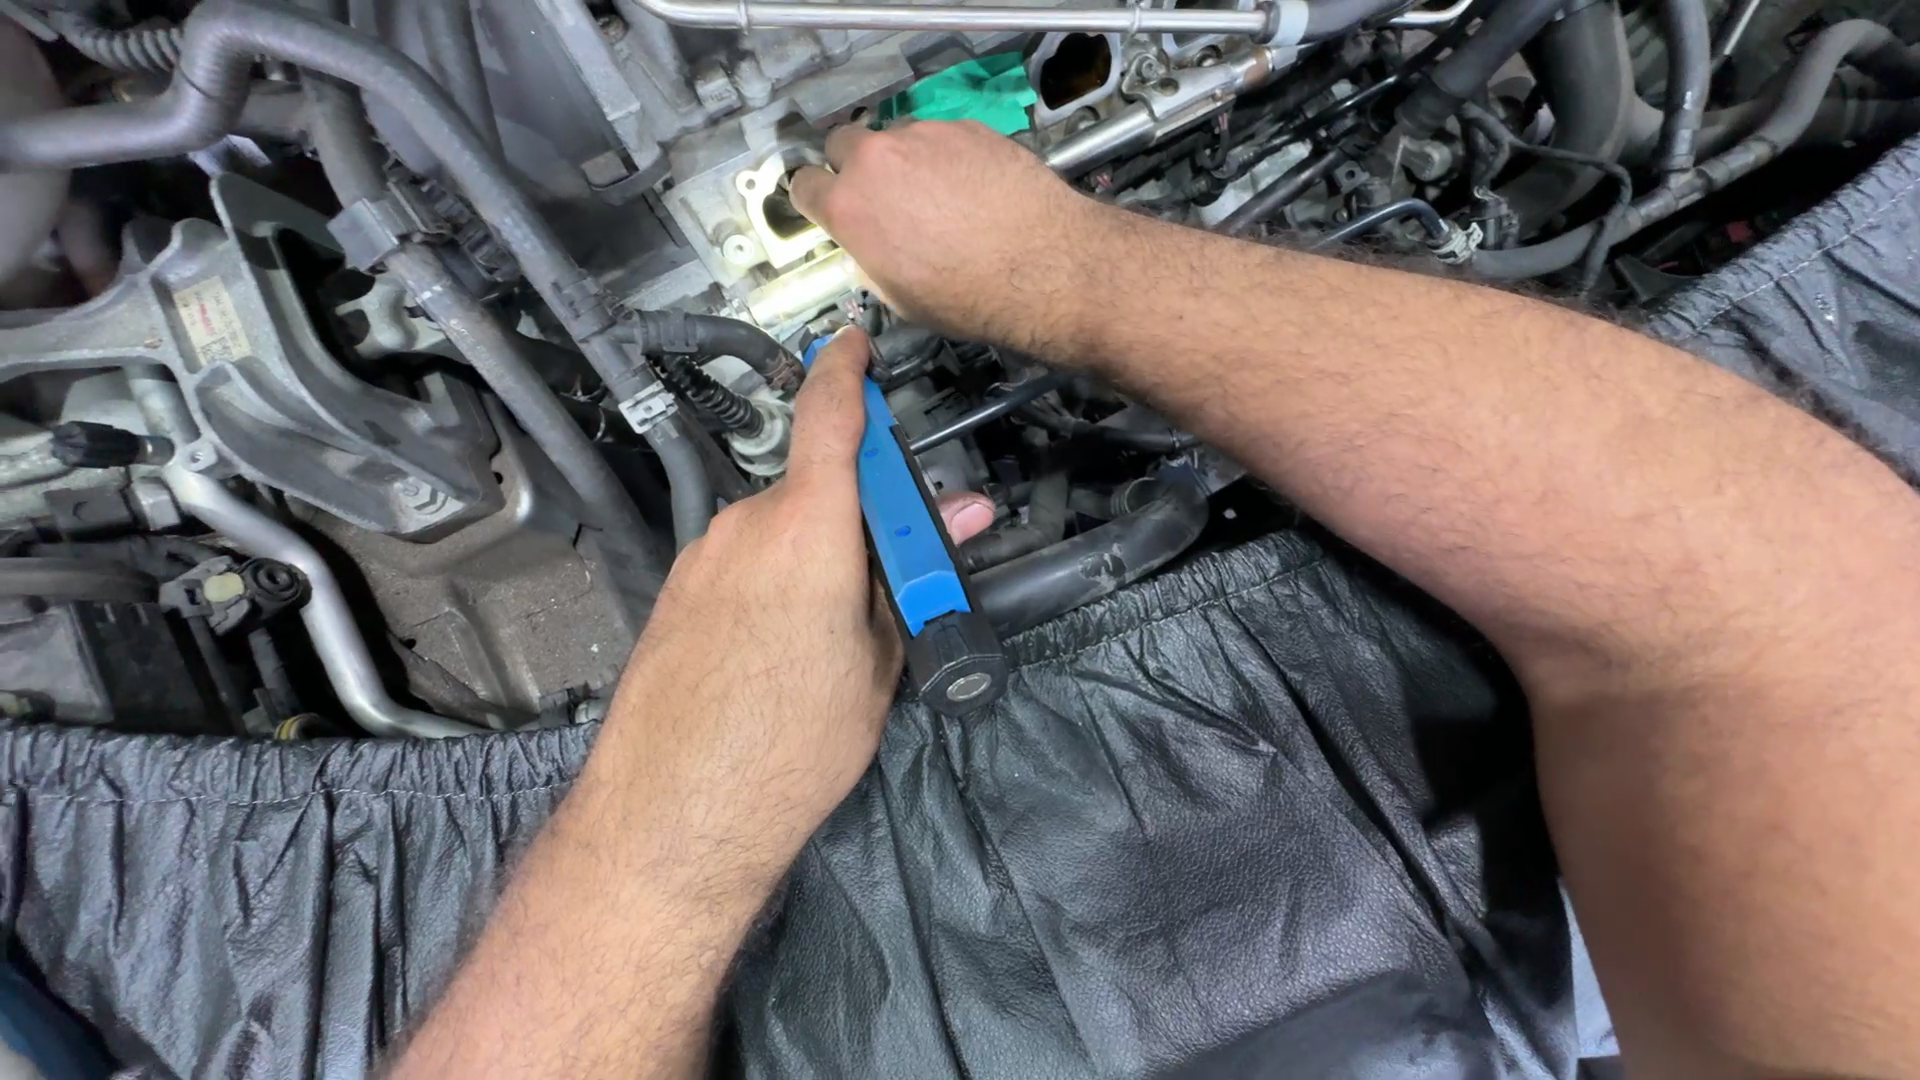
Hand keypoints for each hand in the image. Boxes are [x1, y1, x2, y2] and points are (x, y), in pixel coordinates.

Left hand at [594, 328, 991, 883]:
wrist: (671, 821)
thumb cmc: (793, 747)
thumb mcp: (880, 662)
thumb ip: (914, 576)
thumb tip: (962, 514)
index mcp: (807, 530)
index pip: (830, 419)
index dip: (847, 370)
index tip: (855, 343)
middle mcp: (745, 526)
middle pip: (814, 489)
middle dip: (857, 517)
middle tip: (889, 578)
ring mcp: (701, 558)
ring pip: (778, 530)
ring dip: (815, 556)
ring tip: (828, 640)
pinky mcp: (675, 593)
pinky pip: (742, 562)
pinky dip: (774, 579)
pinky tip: (776, 650)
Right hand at [790, 121, 1121, 357]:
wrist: (1040, 267)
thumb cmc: (970, 296)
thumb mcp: (899, 297)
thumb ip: (869, 258)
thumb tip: (869, 249)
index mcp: (850, 206)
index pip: (803, 185)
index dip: (814, 200)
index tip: (825, 207)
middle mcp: (879, 159)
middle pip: (842, 144)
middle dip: (853, 170)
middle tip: (879, 200)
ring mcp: (923, 136)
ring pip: (894, 139)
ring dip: (903, 164)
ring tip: (935, 201)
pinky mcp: (965, 128)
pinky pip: (938, 137)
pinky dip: (944, 159)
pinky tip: (968, 191)